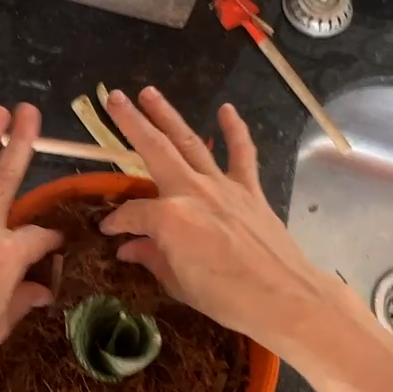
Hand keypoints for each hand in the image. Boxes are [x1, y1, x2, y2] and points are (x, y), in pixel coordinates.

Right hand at [99, 87, 351, 354]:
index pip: (132, 212)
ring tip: (150, 93)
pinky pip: (242, 154)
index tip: (108, 230)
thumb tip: (129, 247)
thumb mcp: (178, 283)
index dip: (117, 221)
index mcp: (169, 218)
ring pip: (191, 142)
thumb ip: (152, 257)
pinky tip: (226, 109)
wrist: (284, 297)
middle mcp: (192, 191)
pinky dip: (235, 130)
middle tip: (113, 98)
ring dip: (169, 115)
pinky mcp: (249, 190)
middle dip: (132, 122)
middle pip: (155, 150)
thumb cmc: (226, 298)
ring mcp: (223, 187)